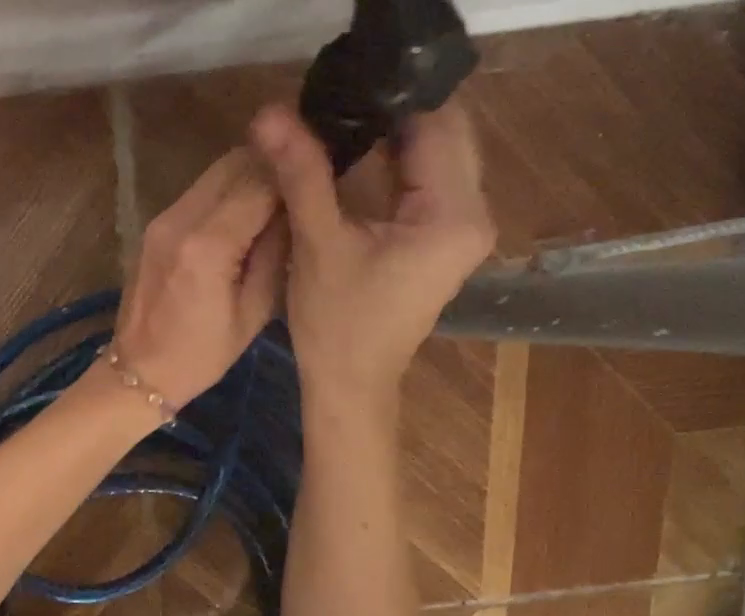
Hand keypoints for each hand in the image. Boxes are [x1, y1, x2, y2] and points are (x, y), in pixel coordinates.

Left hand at [112, 149, 287, 408]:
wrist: (137, 374)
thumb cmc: (200, 356)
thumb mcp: (253, 312)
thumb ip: (276, 252)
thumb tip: (298, 207)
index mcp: (207, 245)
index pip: (263, 181)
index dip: (296, 177)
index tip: (321, 182)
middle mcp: (180, 220)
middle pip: (238, 162)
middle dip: (274, 167)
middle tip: (301, 188)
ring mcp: (162, 219)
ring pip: (217, 171)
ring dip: (250, 177)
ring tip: (276, 203)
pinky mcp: (154, 226)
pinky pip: (199, 192)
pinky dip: (226, 194)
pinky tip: (244, 219)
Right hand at [249, 102, 494, 396]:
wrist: (350, 387)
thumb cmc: (336, 326)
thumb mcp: (317, 245)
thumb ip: (302, 173)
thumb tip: (270, 116)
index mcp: (452, 214)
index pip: (432, 123)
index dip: (383, 102)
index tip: (334, 98)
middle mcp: (474, 213)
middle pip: (441, 134)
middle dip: (388, 118)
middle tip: (331, 114)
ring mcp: (464, 228)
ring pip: (436, 154)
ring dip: (391, 140)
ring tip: (336, 134)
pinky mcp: (446, 240)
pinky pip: (428, 181)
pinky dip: (396, 166)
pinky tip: (355, 163)